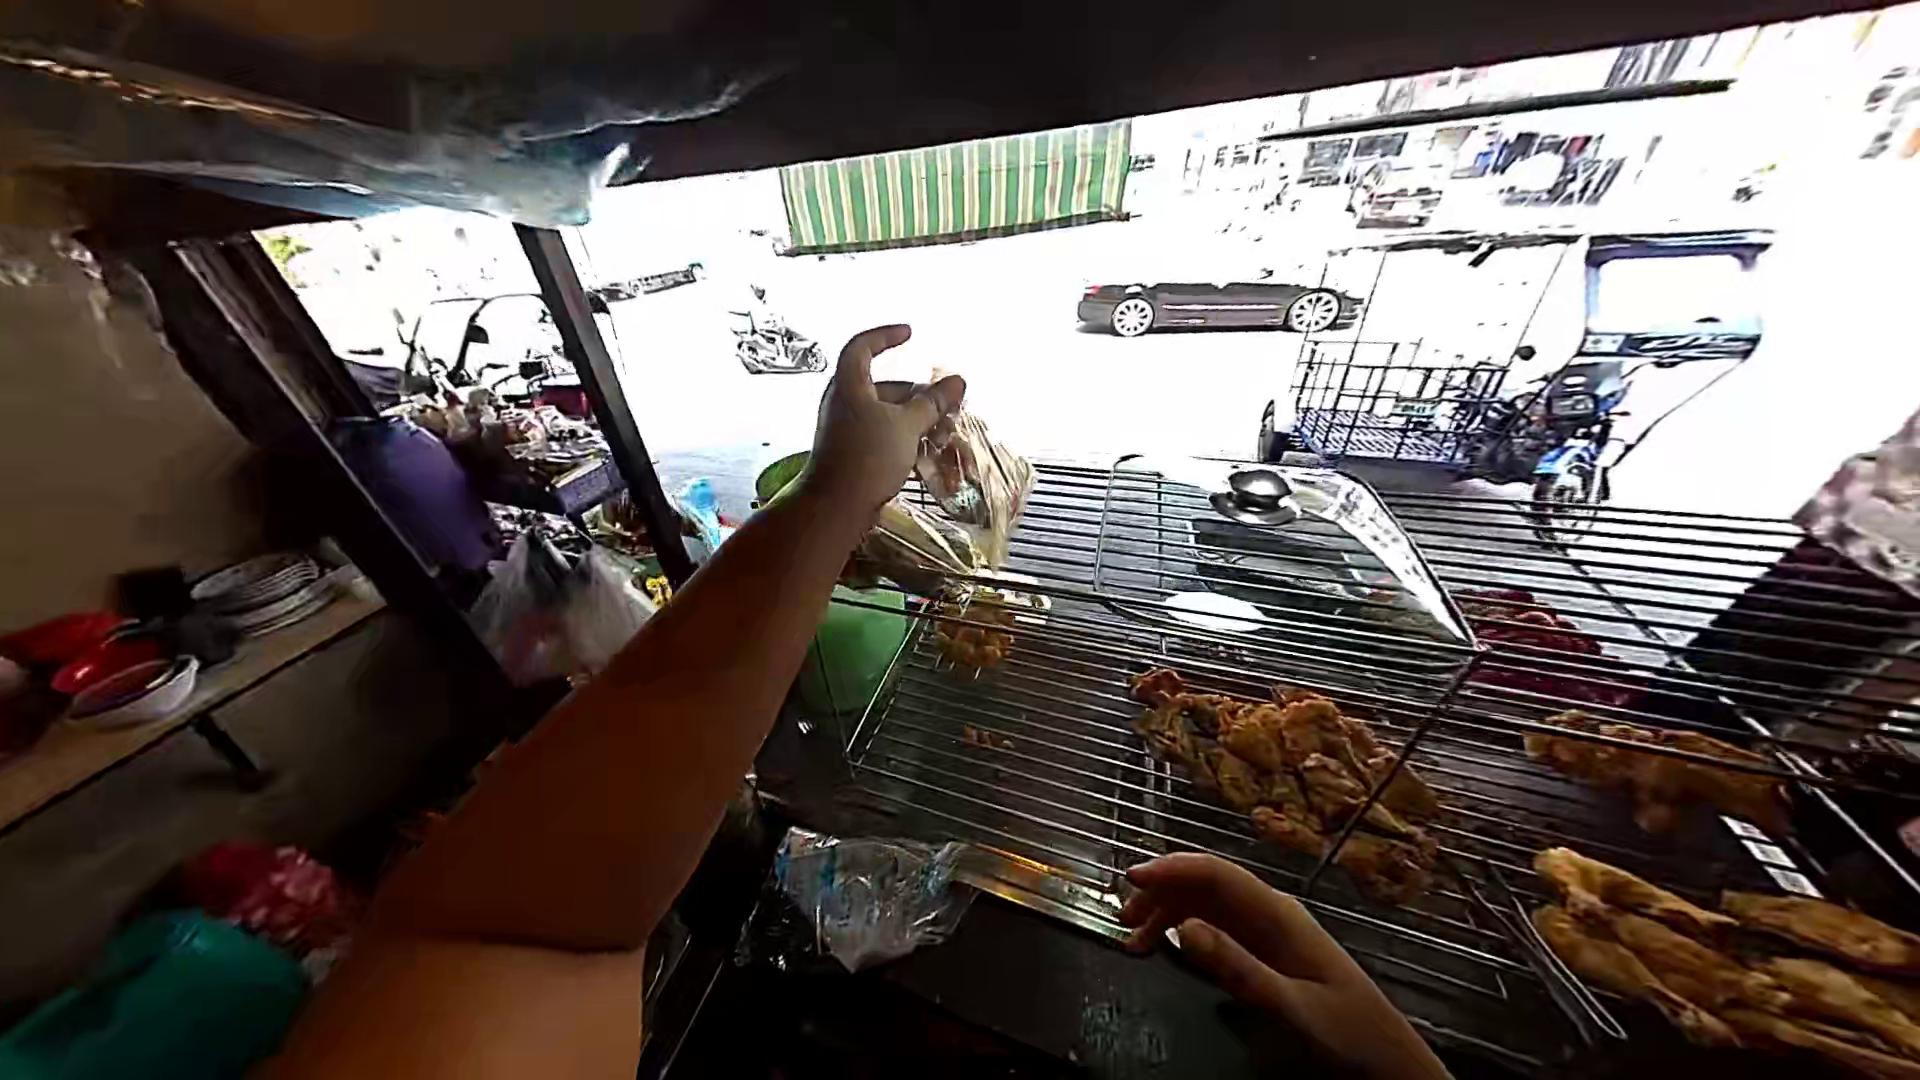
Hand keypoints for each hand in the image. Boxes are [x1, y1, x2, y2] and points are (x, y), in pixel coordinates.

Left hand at [803, 324, 965, 514]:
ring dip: (915, 421)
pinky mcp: (853, 454)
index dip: (885, 336)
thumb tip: (957, 381)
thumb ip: (933, 403)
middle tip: (944, 405)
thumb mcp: (907, 425)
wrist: (837, 506)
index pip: (862, 347)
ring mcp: (847, 431)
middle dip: (917, 395)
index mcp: (850, 385)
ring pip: (887, 416)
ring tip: (942, 434)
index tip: (910, 334)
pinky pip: (882, 438)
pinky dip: (904, 441)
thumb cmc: (868, 457)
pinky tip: (927, 455)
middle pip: (884, 388)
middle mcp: (844, 403)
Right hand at [1120, 854, 1450, 1079]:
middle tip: (1124, 915)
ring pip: (1203, 901)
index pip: (1214, 871)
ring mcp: (1263, 926)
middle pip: (1203, 882)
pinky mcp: (1261, 945)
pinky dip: (1183, 928)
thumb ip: (1239, 969)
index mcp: (1276, 911)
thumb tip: (1182, 930)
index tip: (1133, 877)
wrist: (1394, 1064)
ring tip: (1134, 935)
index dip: (1171, 868)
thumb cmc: (1350, 1033)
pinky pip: (1213, 923)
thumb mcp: (1294, 1007)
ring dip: (1166, 910)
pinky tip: (1166, 944)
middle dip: (1161, 890)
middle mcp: (1266, 908)